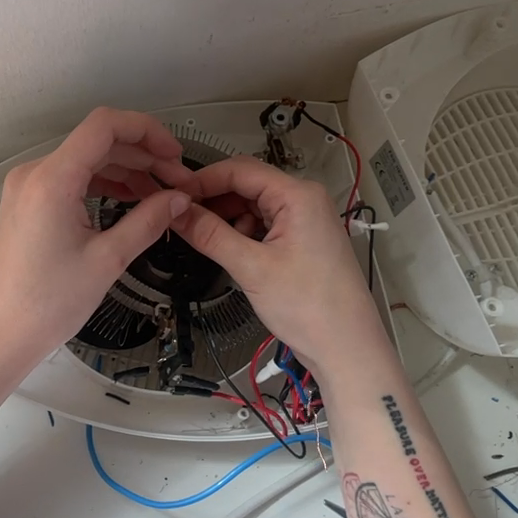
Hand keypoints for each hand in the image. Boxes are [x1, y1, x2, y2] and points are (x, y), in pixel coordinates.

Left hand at [0, 107, 195, 370]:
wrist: (0, 335)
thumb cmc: (45, 304)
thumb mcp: (108, 260)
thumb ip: (148, 221)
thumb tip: (178, 199)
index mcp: (52, 179)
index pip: (105, 126)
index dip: (147, 131)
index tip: (174, 153)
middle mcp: (34, 174)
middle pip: (98, 142)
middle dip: (143, 156)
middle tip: (178, 183)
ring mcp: (27, 188)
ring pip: (86, 160)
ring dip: (125, 171)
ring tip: (161, 194)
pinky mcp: (27, 204)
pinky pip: (70, 179)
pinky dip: (102, 184)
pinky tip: (130, 200)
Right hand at [172, 155, 385, 377]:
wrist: (346, 348)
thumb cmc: (312, 308)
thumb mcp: (251, 268)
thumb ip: (210, 235)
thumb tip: (177, 212)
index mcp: (298, 196)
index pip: (239, 170)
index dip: (202, 180)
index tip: (172, 195)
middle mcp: (304, 201)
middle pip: (246, 185)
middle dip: (211, 199)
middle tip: (178, 217)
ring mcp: (304, 221)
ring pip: (252, 206)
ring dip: (224, 218)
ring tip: (199, 236)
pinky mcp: (301, 241)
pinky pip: (263, 224)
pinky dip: (240, 232)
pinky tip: (226, 249)